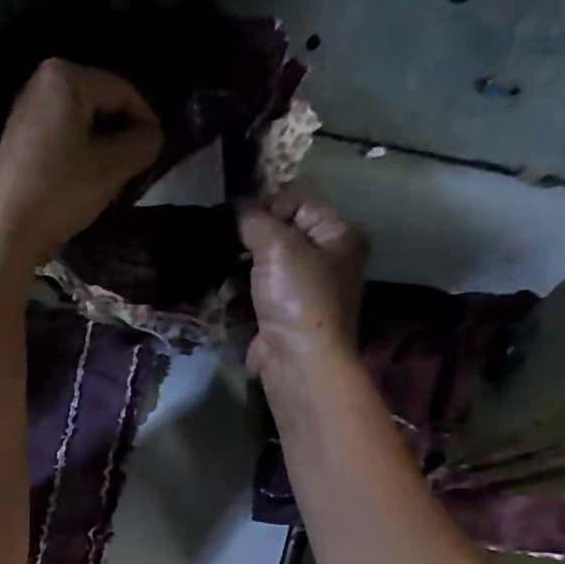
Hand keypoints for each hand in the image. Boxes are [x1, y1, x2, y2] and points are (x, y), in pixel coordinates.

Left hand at [0, 58, 163, 265]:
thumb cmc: (61, 191)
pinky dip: (80, 156)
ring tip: (115, 179)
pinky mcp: (17, 142)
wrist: (6, 233)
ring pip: (82, 124)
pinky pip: (62, 139)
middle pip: (101, 104)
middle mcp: (40, 83)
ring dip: (103, 149)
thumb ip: (143, 143)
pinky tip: (86, 183)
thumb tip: (153, 136)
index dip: (147, 121)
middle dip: (123, 135)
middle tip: (137, 168)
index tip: (159, 153)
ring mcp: (25, 112)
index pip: (123, 91)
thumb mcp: (113, 167)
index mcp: (64, 76)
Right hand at [238, 191, 370, 381]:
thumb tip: (240, 212)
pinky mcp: (286, 314)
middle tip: (228, 243)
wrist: (299, 362)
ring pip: (268, 263)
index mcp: (341, 235)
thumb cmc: (298, 298)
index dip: (268, 205)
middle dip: (253, 237)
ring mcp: (307, 289)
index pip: (299, 201)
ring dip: (244, 265)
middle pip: (283, 233)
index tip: (240, 219)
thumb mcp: (278, 246)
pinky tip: (226, 290)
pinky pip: (260, 290)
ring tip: (222, 265)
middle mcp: (329, 259)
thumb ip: (256, 220)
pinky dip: (243, 289)